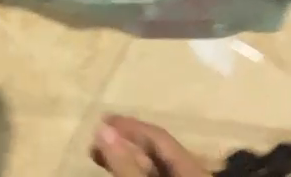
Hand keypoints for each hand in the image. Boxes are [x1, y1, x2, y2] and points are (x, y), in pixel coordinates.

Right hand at [92, 116, 206, 176]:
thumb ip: (125, 163)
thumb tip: (101, 127)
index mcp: (193, 166)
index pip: (159, 136)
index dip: (130, 125)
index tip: (102, 118)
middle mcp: (192, 171)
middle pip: (157, 151)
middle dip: (126, 143)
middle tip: (97, 137)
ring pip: (156, 168)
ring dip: (128, 158)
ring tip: (101, 155)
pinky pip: (156, 176)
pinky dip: (136, 172)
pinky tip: (121, 170)